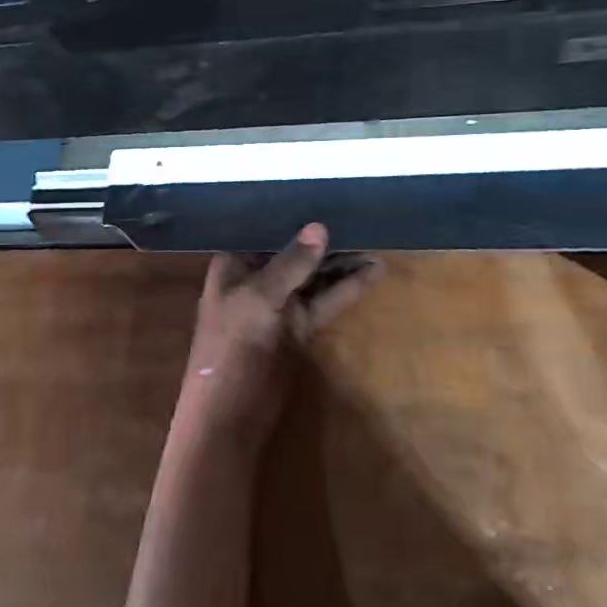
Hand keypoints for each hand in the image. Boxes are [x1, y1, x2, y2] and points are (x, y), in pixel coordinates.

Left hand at [180, 223, 378, 442]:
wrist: (229, 414)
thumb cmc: (230, 347)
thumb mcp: (259, 298)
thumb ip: (292, 263)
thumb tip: (320, 226)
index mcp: (236, 264)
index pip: (267, 228)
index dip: (294, 213)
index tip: (327, 192)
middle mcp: (258, 277)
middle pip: (296, 250)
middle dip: (325, 236)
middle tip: (362, 214)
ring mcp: (280, 302)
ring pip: (315, 274)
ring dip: (342, 261)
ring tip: (377, 239)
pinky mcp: (299, 326)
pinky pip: (326, 300)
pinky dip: (348, 288)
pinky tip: (373, 272)